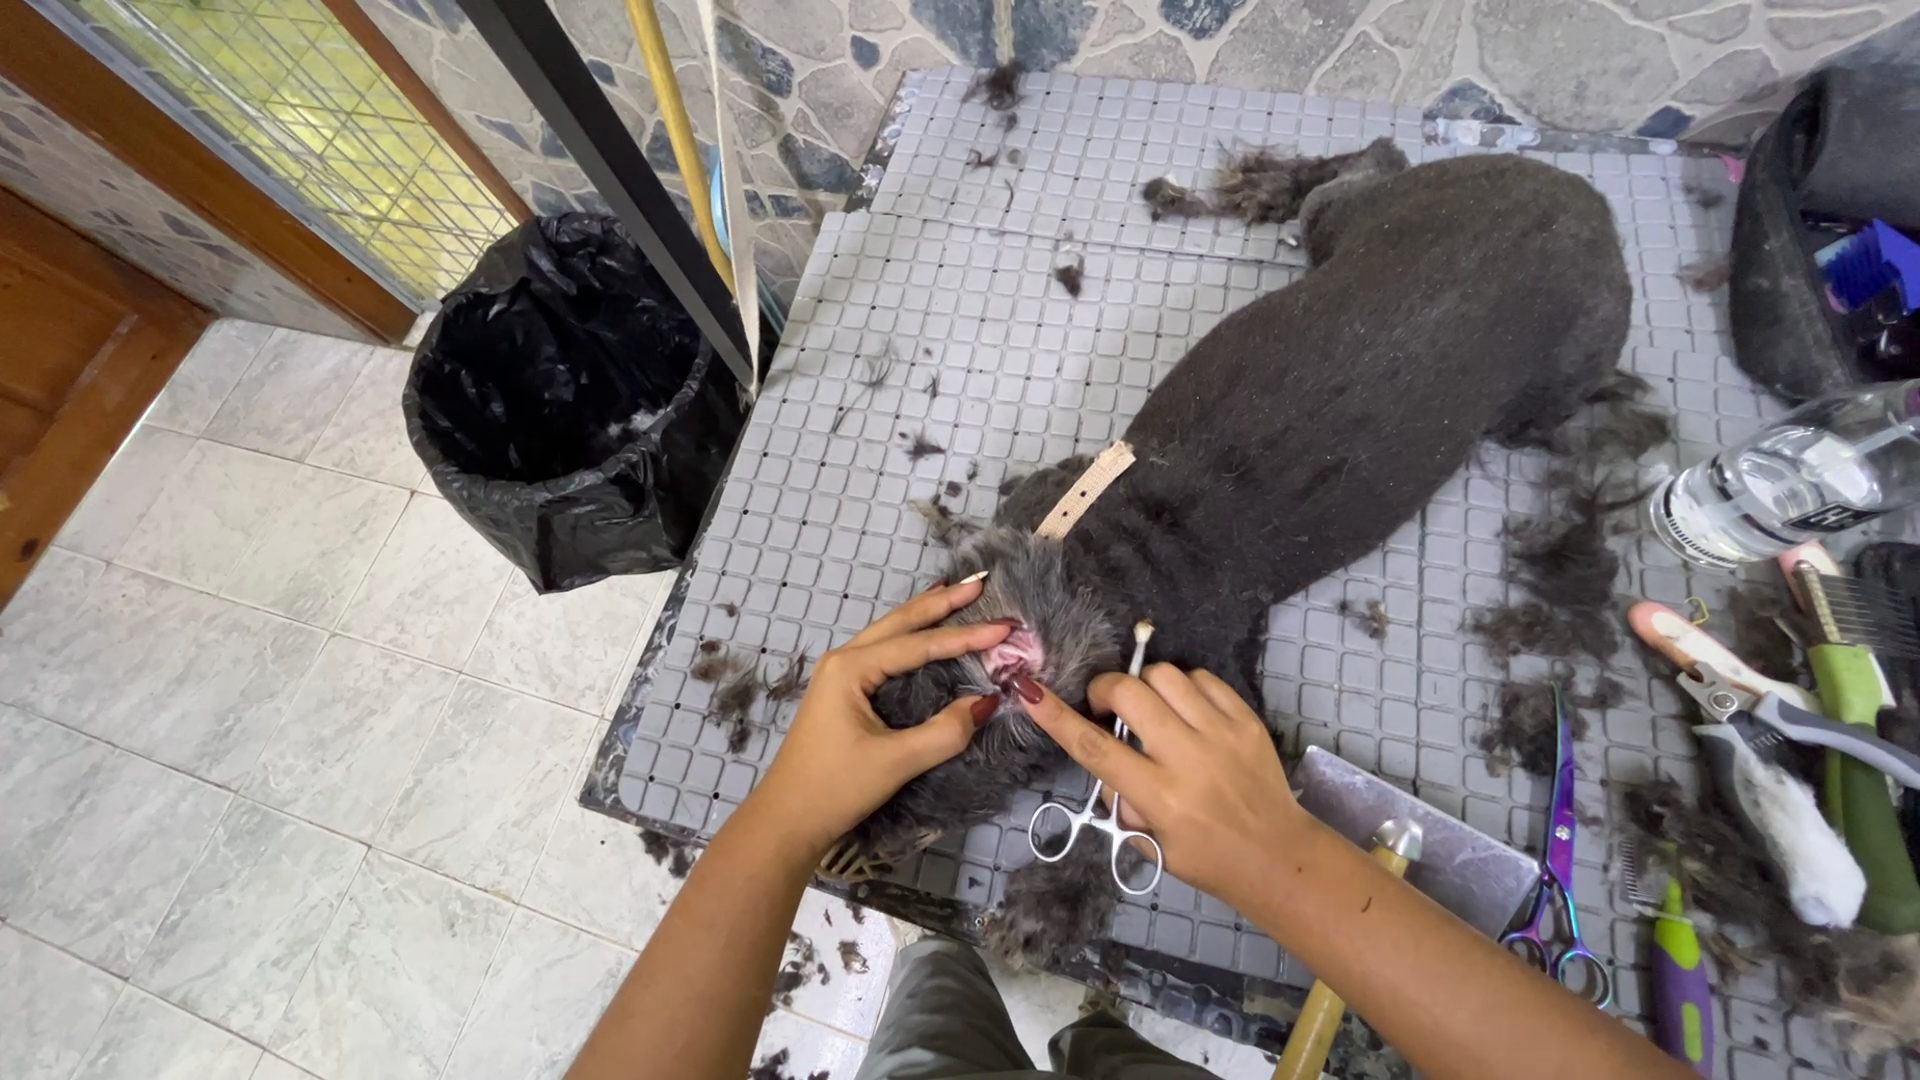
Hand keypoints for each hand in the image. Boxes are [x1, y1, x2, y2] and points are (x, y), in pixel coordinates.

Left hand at [743, 577, 1014, 858]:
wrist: (785, 821)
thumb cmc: (835, 789)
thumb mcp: (896, 763)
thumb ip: (945, 732)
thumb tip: (988, 702)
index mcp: (851, 669)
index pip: (919, 645)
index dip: (965, 636)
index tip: (1005, 626)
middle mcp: (843, 660)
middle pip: (900, 622)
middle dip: (942, 602)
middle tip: (980, 583)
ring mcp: (839, 673)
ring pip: (890, 632)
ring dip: (925, 614)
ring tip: (957, 594)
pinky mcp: (842, 690)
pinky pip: (883, 649)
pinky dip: (909, 635)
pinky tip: (923, 630)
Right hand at [1013, 665, 1309, 908]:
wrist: (1278, 856)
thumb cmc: (1204, 857)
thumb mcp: (1146, 841)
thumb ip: (1117, 795)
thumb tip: (1102, 747)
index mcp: (1160, 796)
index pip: (1095, 748)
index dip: (1057, 717)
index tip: (1031, 692)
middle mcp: (1189, 759)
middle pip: (1129, 694)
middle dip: (1105, 689)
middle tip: (1106, 707)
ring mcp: (1221, 733)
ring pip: (1164, 675)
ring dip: (1143, 685)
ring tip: (1149, 708)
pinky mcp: (1245, 719)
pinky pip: (1200, 676)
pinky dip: (1182, 685)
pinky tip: (1183, 708)